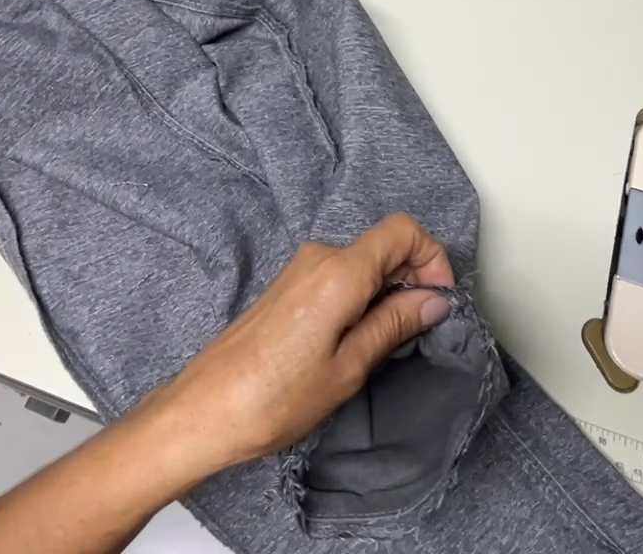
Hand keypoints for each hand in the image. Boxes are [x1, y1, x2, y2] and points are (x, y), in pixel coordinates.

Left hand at [133, 212, 456, 483]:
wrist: (204, 411)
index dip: (432, 257)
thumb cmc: (273, 398)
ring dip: (387, 291)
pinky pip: (341, 275)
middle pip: (385, 245)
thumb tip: (434, 300)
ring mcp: (301, 268)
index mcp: (339, 271)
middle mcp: (319, 257)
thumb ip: (394, 324)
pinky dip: (362, 296)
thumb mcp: (348, 367)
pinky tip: (355, 339)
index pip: (403, 230)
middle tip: (418, 328)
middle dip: (412, 278)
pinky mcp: (290, 285)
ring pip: (364, 262)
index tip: (439, 298)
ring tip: (384, 343)